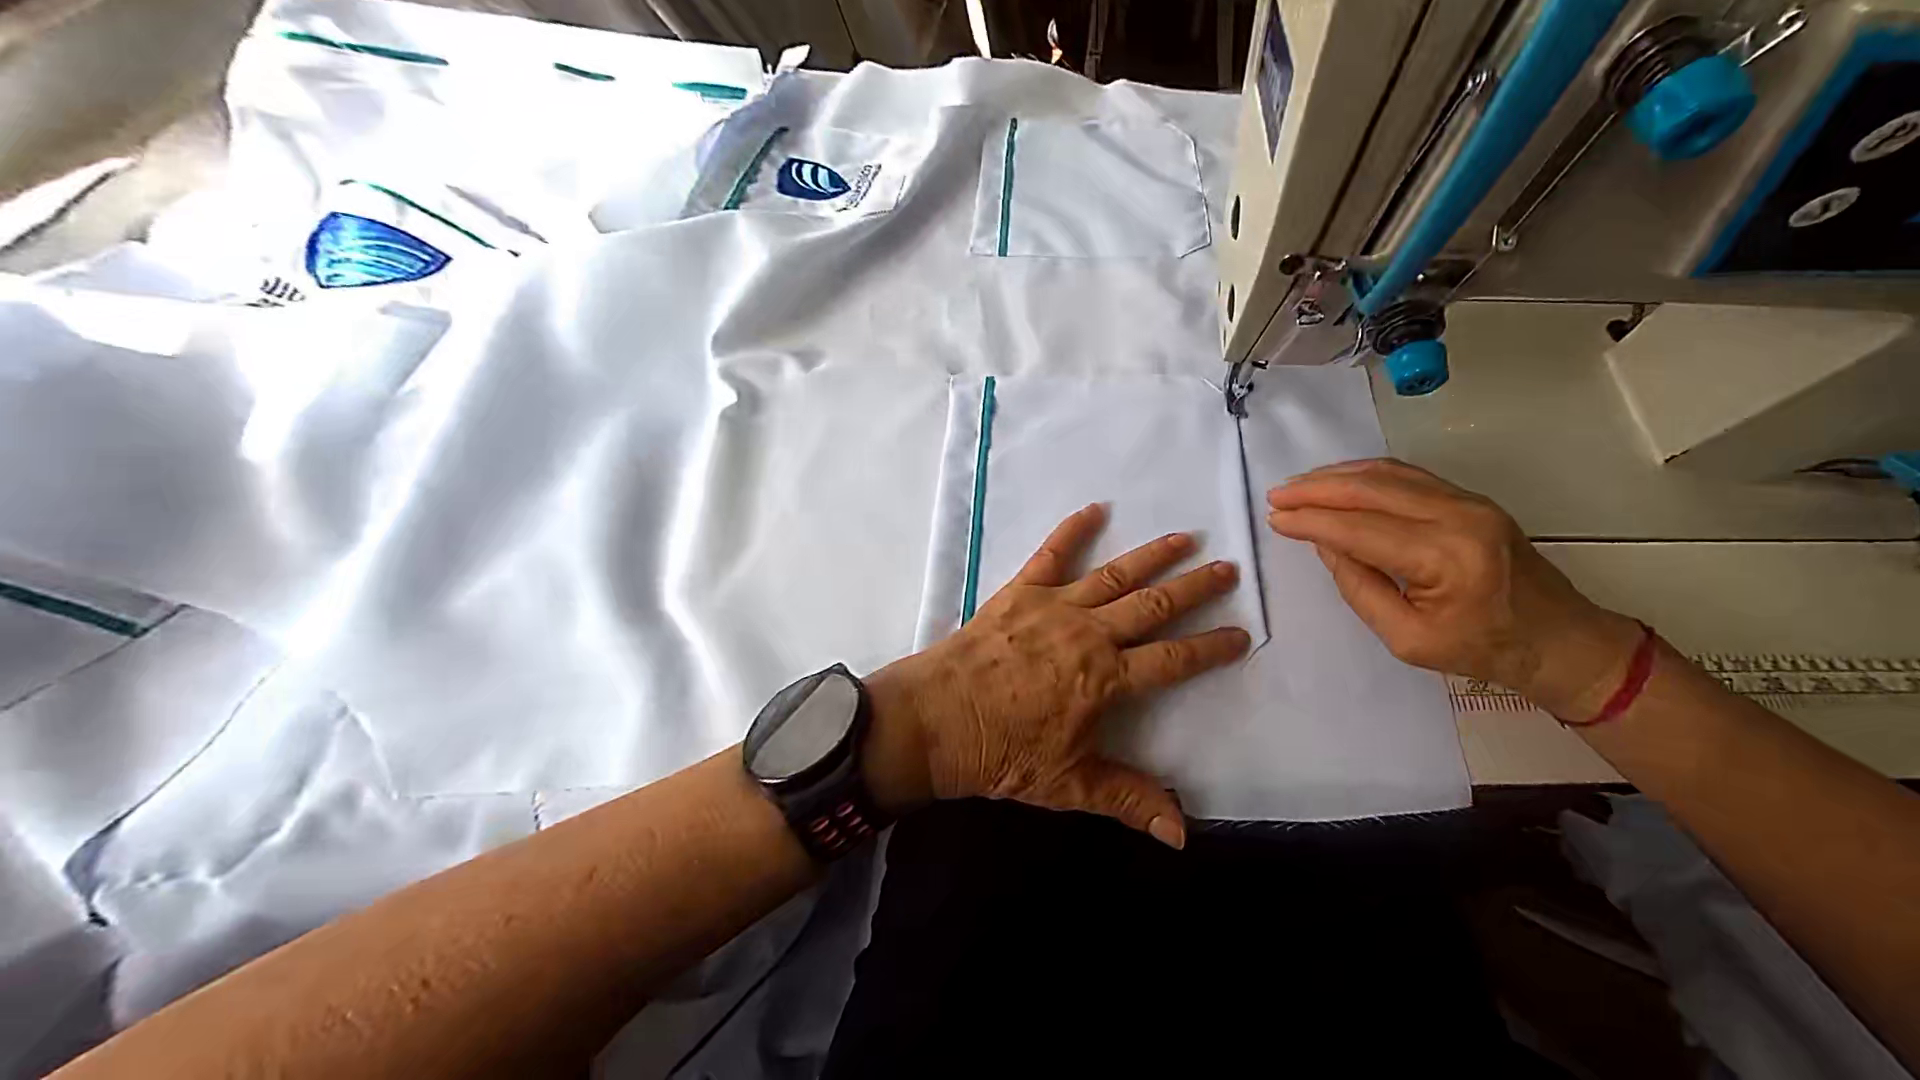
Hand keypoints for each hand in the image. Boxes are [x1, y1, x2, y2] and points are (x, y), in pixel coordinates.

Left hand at [862, 503, 1250, 847]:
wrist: (934, 720)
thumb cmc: (1001, 752)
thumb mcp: (1069, 784)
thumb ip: (1129, 799)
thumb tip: (1184, 834)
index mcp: (1105, 680)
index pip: (1174, 660)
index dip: (1211, 647)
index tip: (1242, 632)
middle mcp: (1088, 634)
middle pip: (1153, 607)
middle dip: (1194, 587)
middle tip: (1227, 568)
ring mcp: (1053, 607)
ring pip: (1114, 575)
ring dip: (1151, 555)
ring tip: (1183, 537)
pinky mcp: (1018, 592)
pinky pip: (1050, 554)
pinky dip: (1072, 530)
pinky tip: (1094, 509)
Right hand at [1265, 458, 1642, 719]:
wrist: (1561, 640)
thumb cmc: (1481, 649)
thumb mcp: (1406, 638)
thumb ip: (1359, 587)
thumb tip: (1325, 543)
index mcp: (1442, 558)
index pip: (1357, 528)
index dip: (1310, 521)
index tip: (1274, 519)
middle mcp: (1457, 517)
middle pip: (1370, 489)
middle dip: (1316, 489)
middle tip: (1276, 495)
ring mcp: (1469, 502)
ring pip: (1388, 473)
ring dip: (1337, 476)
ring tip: (1298, 485)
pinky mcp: (1471, 500)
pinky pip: (1408, 476)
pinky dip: (1365, 474)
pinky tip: (1340, 480)